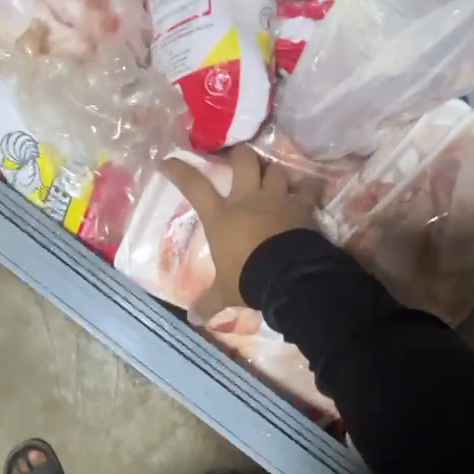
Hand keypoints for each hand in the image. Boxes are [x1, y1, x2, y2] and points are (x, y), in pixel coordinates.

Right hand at [160, 145, 317, 321]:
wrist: (288, 276)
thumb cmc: (248, 278)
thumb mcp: (225, 292)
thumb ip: (208, 301)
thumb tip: (192, 319)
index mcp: (221, 217)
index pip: (194, 186)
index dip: (180, 171)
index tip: (168, 162)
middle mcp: (247, 199)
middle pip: (243, 160)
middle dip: (241, 154)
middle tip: (239, 158)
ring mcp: (276, 199)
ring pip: (276, 169)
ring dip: (274, 172)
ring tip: (274, 179)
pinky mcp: (301, 206)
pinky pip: (305, 189)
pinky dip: (305, 190)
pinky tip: (304, 194)